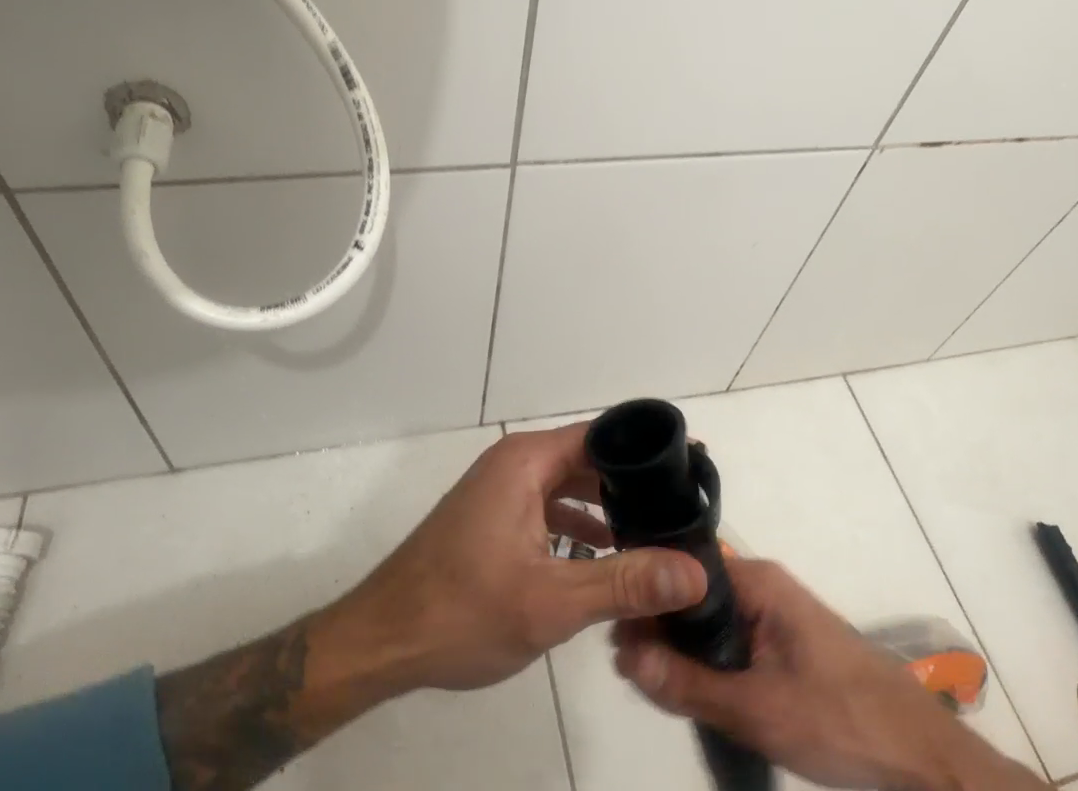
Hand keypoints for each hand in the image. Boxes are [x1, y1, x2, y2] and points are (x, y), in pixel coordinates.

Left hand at [332, 424, 710, 692]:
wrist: (381, 643)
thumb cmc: (462, 612)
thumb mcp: (552, 602)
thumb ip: (626, 583)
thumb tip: (695, 571)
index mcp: (526, 462)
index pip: (604, 435)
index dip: (650, 453)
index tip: (697, 473)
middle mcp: (513, 465)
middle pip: (589, 460)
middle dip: (635, 485)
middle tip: (686, 512)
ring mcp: (499, 493)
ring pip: (569, 487)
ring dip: (608, 509)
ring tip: (658, 536)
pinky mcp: (492, 521)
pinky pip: (548, 509)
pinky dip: (579, 526)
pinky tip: (606, 557)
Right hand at [615, 560, 1044, 790]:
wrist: (923, 760)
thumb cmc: (842, 720)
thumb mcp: (757, 708)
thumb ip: (686, 683)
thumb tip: (622, 654)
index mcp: (758, 582)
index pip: (680, 570)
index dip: (644, 599)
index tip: (614, 636)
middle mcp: (764, 589)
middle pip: (691, 597)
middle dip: (659, 632)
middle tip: (631, 674)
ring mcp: (776, 620)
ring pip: (709, 627)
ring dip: (682, 655)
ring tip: (652, 687)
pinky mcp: (784, 650)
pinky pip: (730, 647)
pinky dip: (708, 668)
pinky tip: (691, 696)